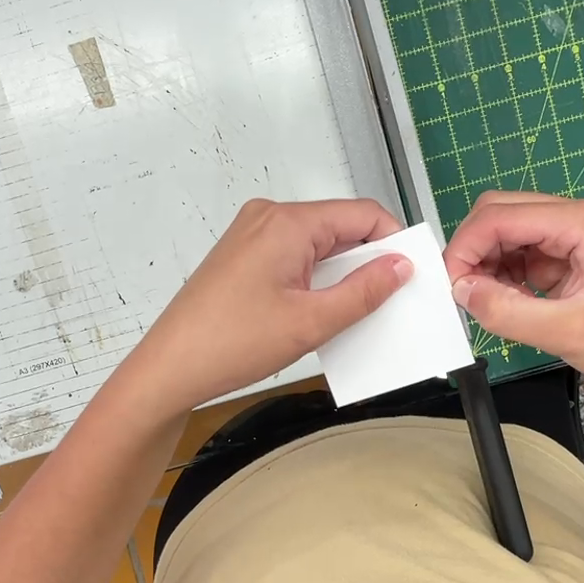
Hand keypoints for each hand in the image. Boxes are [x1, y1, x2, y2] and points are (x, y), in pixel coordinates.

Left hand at [120, 198, 410, 413]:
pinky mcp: (243, 256)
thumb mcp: (311, 321)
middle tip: (391, 300)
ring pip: (318, 245)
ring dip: (342, 274)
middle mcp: (268, 218)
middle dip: (368, 262)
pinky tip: (325, 311)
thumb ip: (363, 291)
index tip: (413, 274)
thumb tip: (399, 267)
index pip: (362, 214)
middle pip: (340, 228)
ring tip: (358, 312)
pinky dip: (316, 279)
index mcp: (287, 223)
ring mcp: (252, 236)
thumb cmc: (229, 343)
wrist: (170, 367)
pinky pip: (294, 257)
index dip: (394, 242)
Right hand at [442, 191, 583, 395]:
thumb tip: (462, 291)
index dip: (467, 246)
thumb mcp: (566, 332)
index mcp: (582, 222)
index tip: (450, 283)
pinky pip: (520, 258)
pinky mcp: (567, 262)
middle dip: (474, 251)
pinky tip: (507, 303)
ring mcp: (572, 240)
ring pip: (507, 236)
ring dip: (487, 265)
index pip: (501, 215)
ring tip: (489, 302)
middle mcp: (576, 221)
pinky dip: (503, 277)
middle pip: (500, 215)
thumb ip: (507, 311)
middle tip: (463, 293)